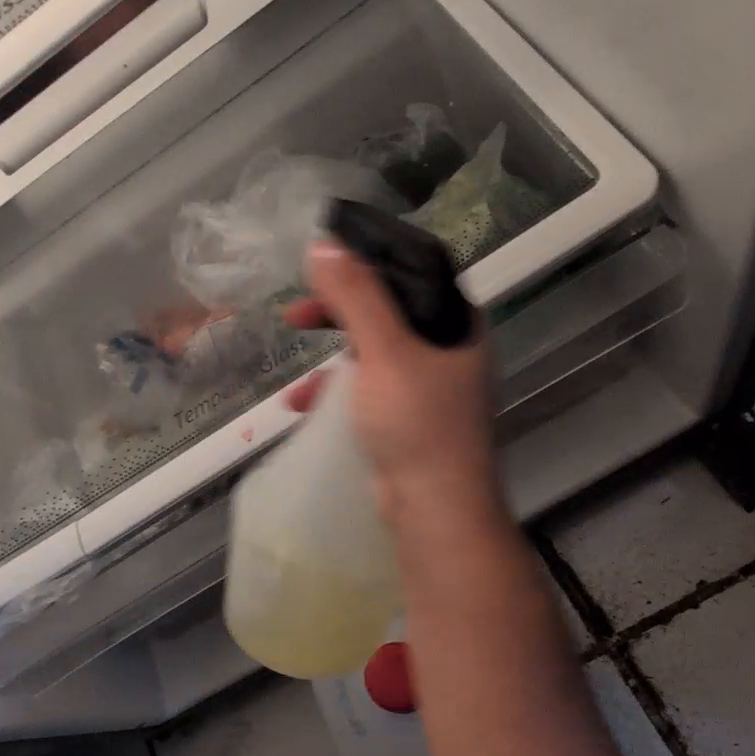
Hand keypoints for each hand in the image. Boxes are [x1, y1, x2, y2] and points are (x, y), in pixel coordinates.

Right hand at [282, 239, 503, 529]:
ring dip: (331, 361)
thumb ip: (355, 296)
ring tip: (297, 379)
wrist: (436, 511)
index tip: (322, 266)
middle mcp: (450, 349)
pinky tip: (302, 407)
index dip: (365, 262)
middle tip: (295, 315)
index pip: (412, 271)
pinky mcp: (410, 418)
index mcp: (459, 323)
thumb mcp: (384, 351)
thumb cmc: (418, 423)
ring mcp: (430, 387)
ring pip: (373, 353)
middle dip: (337, 315)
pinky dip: (337, 392)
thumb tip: (323, 245)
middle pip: (388, 312)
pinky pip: (368, 390)